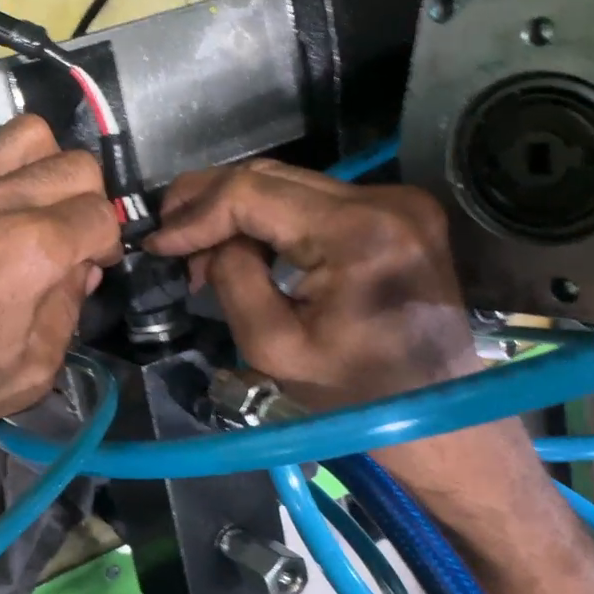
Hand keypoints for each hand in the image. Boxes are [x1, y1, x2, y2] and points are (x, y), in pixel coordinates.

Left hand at [0, 114, 120, 458]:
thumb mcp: (30, 373)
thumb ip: (67, 312)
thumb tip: (78, 271)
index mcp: (30, 250)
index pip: (100, 216)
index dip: (108, 244)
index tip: (97, 264)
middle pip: (74, 164)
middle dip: (88, 201)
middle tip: (73, 238)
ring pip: (26, 134)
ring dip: (46, 165)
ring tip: (36, 206)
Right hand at [142, 158, 479, 413]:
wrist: (438, 417)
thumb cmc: (354, 395)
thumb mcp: (273, 346)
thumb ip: (234, 278)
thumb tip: (213, 244)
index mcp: (358, 232)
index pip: (252, 193)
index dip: (194, 215)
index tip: (155, 244)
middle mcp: (384, 200)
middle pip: (270, 176)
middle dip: (207, 201)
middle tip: (164, 233)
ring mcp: (397, 203)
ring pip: (289, 184)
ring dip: (234, 209)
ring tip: (194, 246)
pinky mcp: (398, 216)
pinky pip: (314, 202)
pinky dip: (269, 218)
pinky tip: (240, 244)